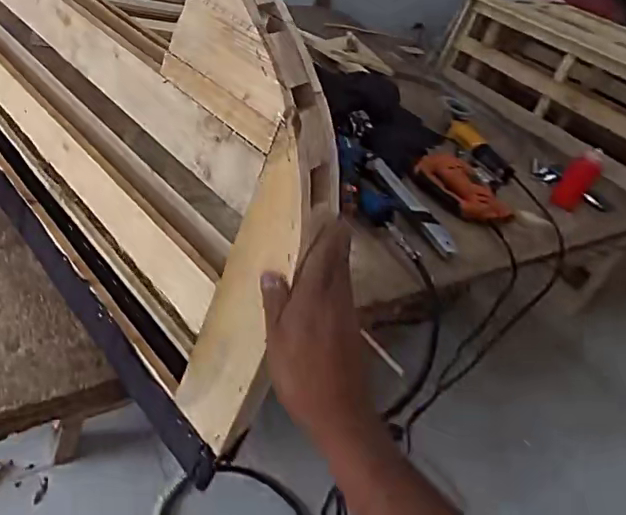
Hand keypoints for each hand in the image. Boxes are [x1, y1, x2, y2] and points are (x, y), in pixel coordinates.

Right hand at [260, 219, 376, 443]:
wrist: (341, 414)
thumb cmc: (301, 375)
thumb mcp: (277, 340)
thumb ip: (276, 303)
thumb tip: (272, 272)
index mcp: (316, 293)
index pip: (327, 251)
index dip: (330, 230)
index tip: (329, 211)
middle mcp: (337, 296)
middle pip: (340, 258)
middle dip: (335, 238)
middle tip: (327, 221)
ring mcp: (349, 313)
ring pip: (344, 274)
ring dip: (336, 257)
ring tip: (323, 247)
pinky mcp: (354, 329)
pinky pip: (344, 292)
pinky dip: (336, 279)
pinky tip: (325, 287)